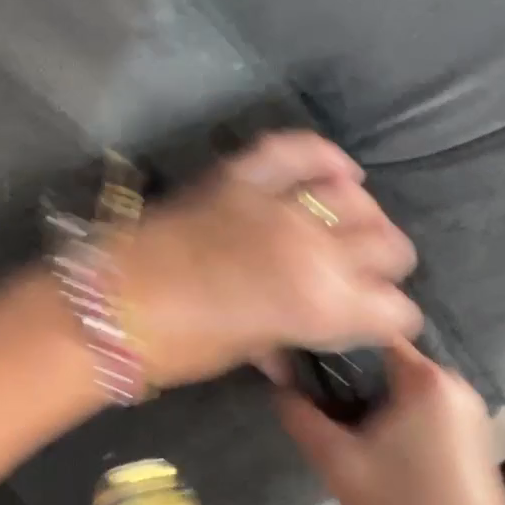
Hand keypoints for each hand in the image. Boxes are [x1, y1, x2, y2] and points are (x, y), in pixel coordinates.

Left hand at [111, 131, 421, 388]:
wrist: (111, 302)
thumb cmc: (179, 345)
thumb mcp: (243, 352)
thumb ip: (283, 343)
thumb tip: (294, 353)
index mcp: (320, 305)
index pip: (393, 309)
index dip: (393, 318)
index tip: (384, 319)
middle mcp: (314, 249)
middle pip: (387, 246)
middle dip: (387, 263)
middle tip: (371, 272)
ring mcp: (277, 204)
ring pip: (353, 198)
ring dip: (365, 216)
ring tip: (358, 225)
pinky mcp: (241, 175)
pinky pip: (295, 151)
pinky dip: (322, 155)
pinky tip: (339, 168)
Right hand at [276, 343, 504, 504]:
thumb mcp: (337, 464)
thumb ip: (300, 415)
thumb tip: (277, 383)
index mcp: (428, 378)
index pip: (367, 331)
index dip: (329, 338)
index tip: (297, 351)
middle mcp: (456, 383)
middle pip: (385, 359)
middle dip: (347, 372)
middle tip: (308, 387)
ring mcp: (470, 413)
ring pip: (402, 386)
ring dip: (369, 396)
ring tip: (331, 411)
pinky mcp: (474, 440)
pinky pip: (423, 407)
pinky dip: (394, 414)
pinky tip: (368, 438)